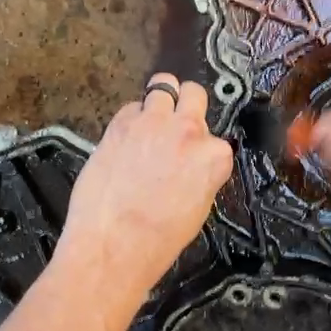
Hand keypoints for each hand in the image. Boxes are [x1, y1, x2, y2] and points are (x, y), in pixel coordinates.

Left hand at [57, 74, 234, 298]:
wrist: (114, 245)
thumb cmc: (158, 239)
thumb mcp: (198, 207)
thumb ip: (201, 174)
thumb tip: (191, 164)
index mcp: (214, 157)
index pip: (216, 137)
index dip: (200, 147)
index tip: (190, 158)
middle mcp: (188, 131)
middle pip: (193, 92)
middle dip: (186, 103)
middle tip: (174, 122)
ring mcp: (153, 122)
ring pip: (162, 85)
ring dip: (158, 102)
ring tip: (148, 123)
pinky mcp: (120, 123)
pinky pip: (131, 107)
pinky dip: (130, 119)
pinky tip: (125, 141)